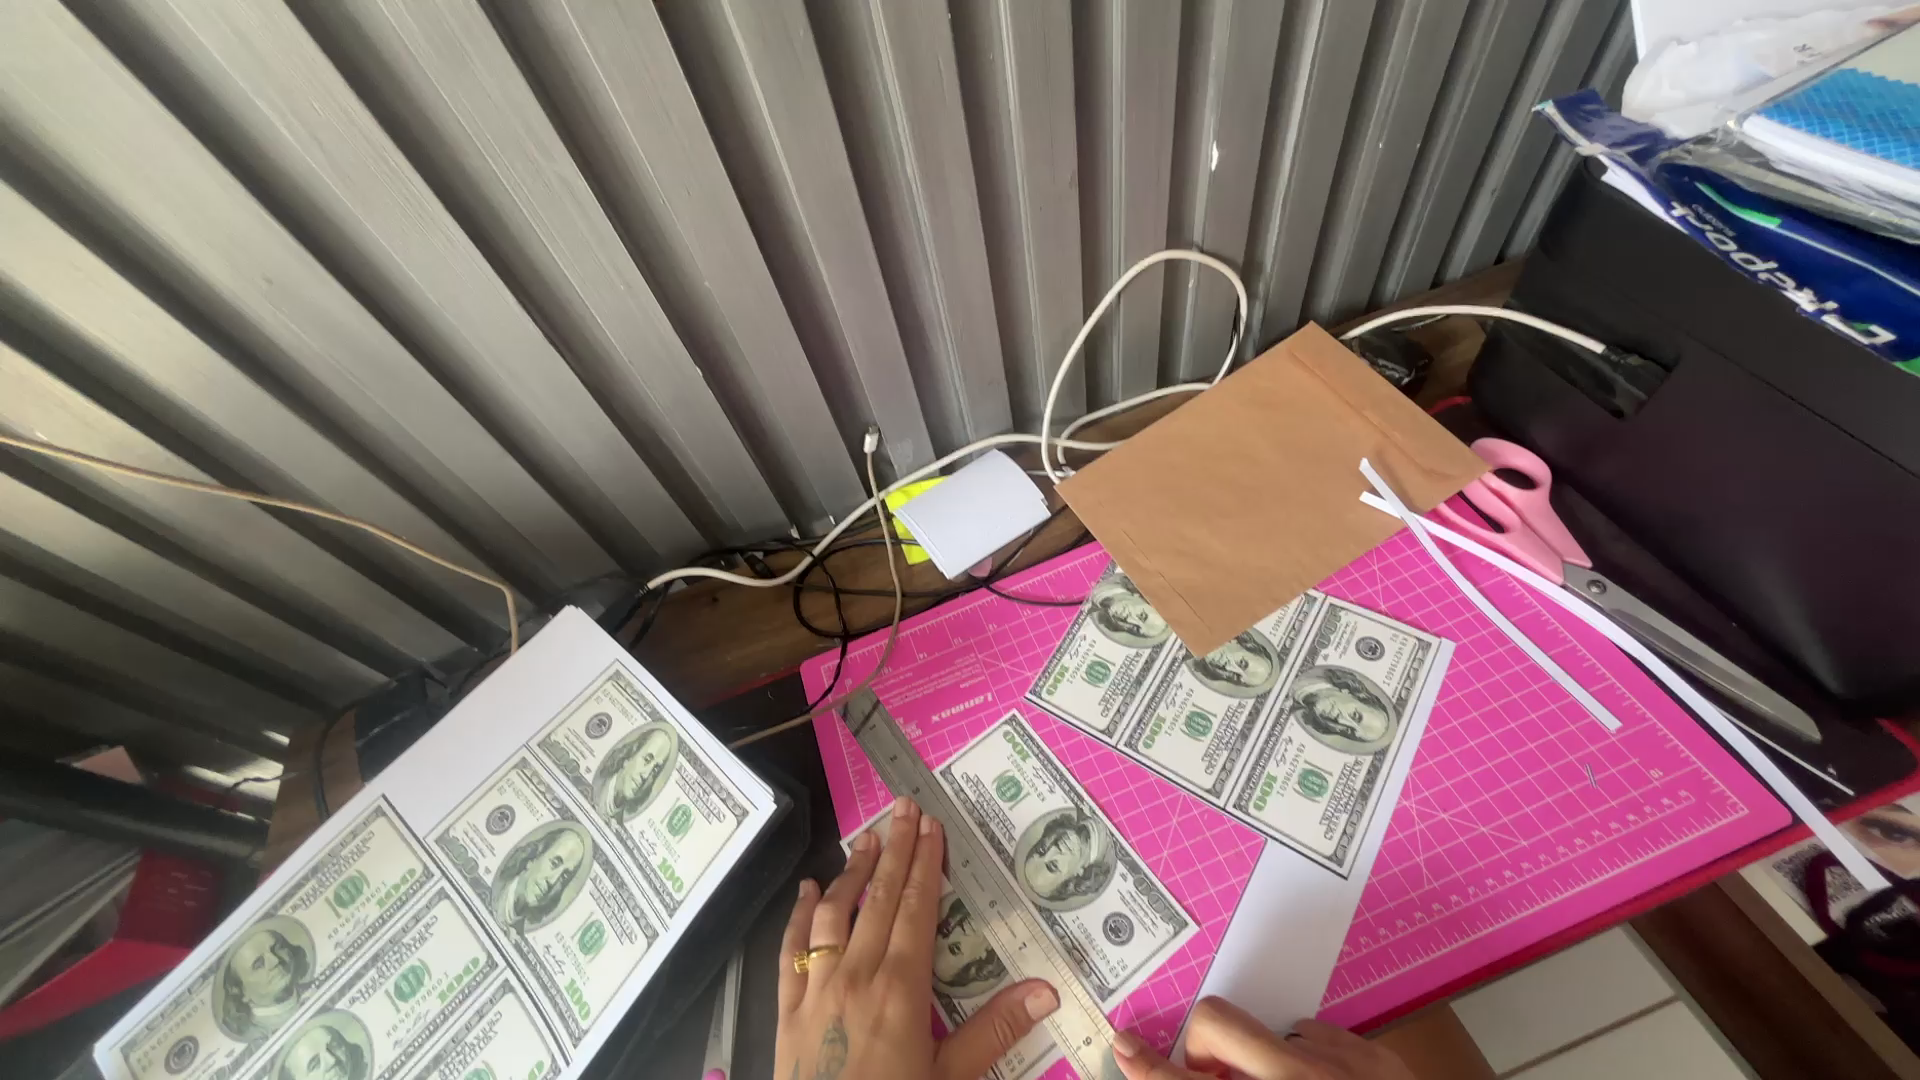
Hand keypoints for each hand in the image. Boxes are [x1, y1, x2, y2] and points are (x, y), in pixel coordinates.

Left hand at [777, 796, 1060, 1079]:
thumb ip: (996, 1031)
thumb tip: (1047, 989)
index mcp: (901, 987)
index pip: (916, 907)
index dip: (926, 864)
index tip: (931, 826)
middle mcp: (856, 974)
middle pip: (879, 897)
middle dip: (896, 849)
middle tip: (905, 807)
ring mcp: (816, 988)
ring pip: (835, 912)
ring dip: (853, 870)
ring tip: (868, 837)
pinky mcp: (787, 1008)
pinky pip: (791, 950)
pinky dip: (799, 915)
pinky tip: (808, 888)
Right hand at [1113, 997, 1415, 1079]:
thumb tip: (1190, 1068)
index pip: (1188, 1079)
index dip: (1151, 1066)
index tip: (1125, 1046)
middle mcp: (1297, 1077)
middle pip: (1216, 1024)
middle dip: (1205, 1052)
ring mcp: (1341, 1063)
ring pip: (1271, 1034)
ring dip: (1268, 1065)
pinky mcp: (1376, 1055)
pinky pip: (1316, 1037)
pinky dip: (1312, 1063)